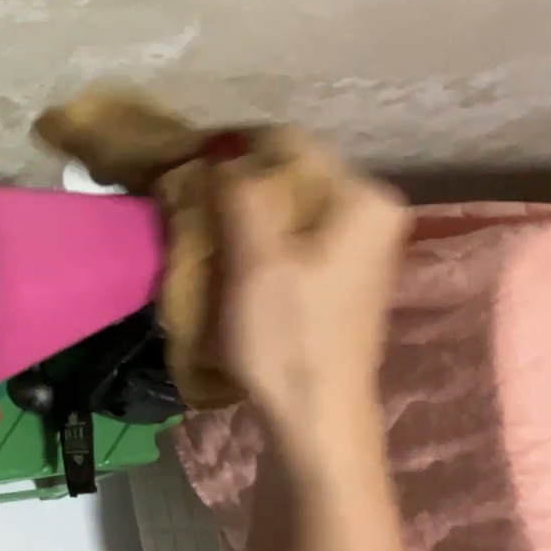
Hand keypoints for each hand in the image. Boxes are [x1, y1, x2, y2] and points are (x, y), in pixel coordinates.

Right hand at [216, 137, 407, 427]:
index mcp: (359, 197)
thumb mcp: (255, 260)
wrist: (315, 409)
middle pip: (285, 168)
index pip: (283, 141)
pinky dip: (254, 229)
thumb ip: (241, 194)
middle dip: (232, 179)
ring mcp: (356, 236)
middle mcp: (368, 205)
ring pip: (284, 197)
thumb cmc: (284, 334)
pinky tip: (229, 254)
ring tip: (201, 230)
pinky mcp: (338, 263)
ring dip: (238, 206)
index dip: (227, 150)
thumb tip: (220, 149)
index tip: (182, 172)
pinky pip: (289, 224)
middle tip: (187, 205)